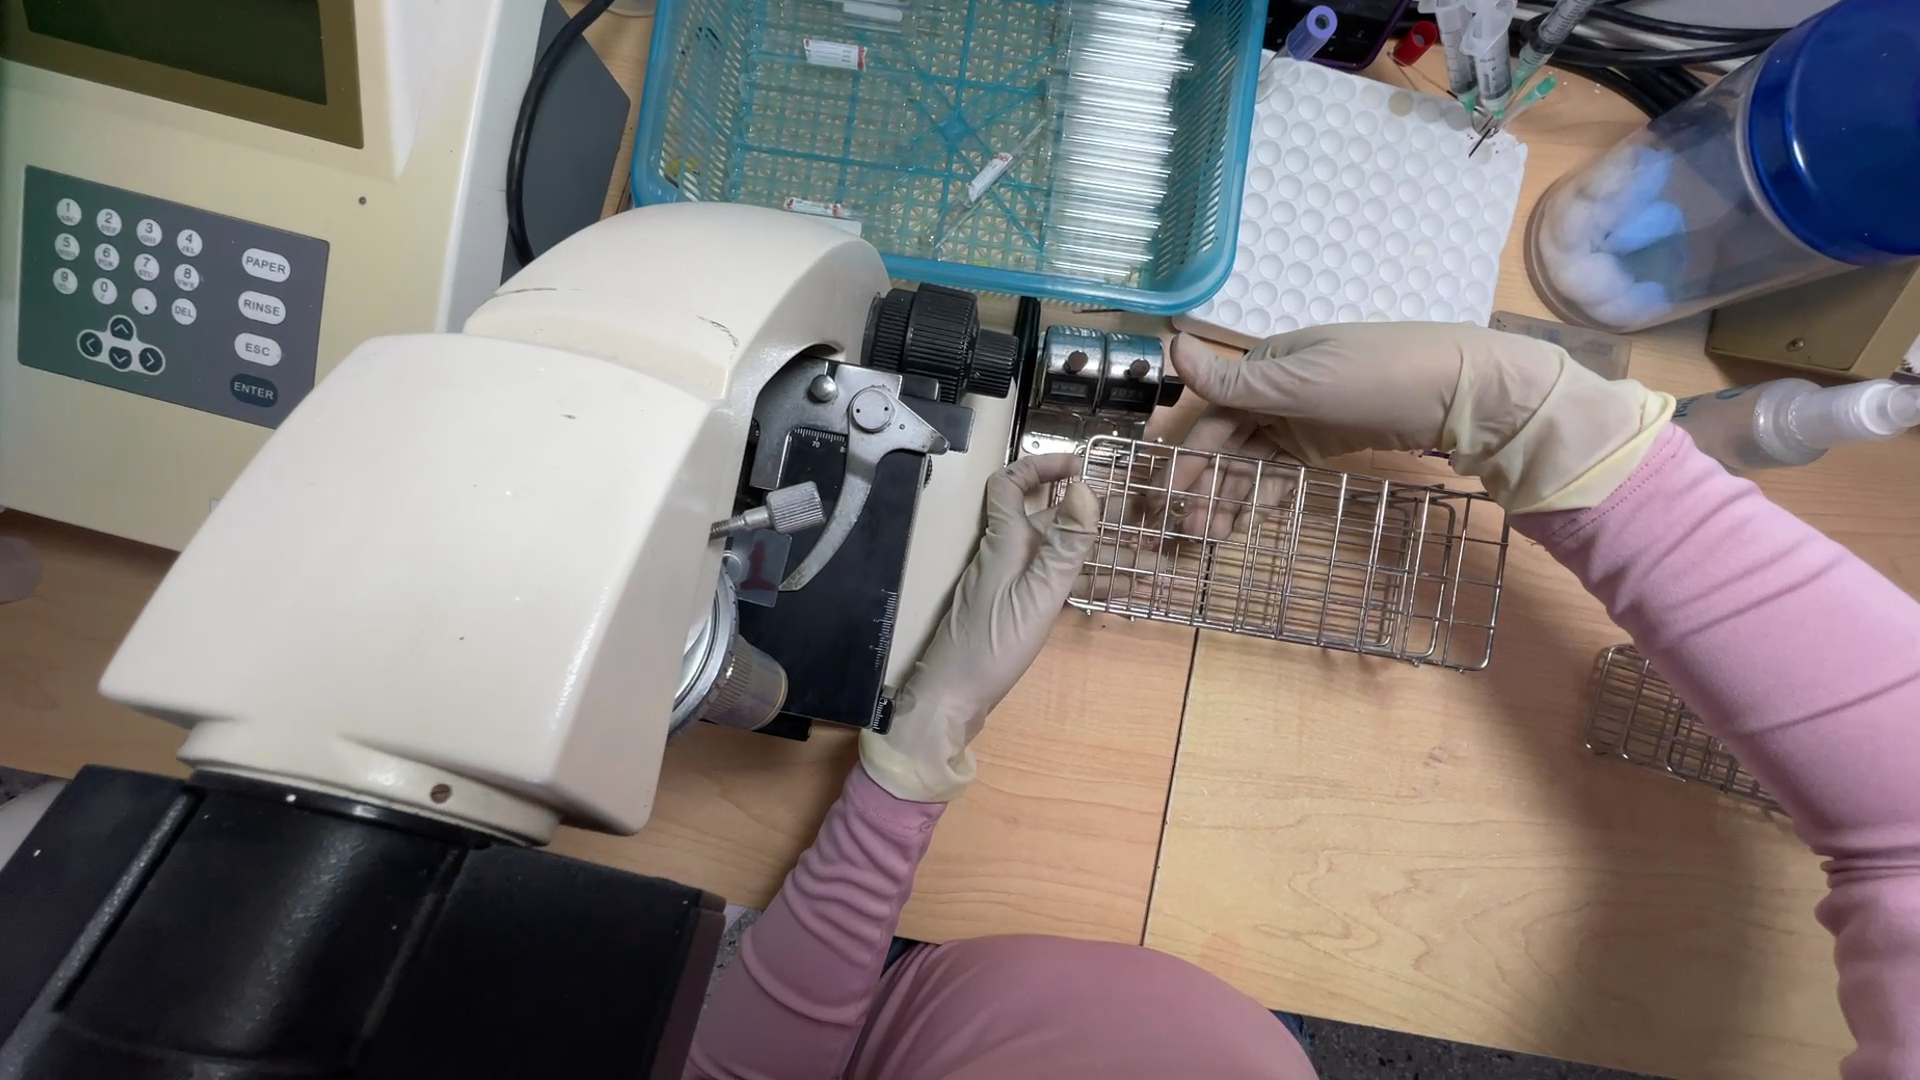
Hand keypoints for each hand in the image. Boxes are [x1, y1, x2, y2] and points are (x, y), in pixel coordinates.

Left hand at [860, 454, 1097, 802]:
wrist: (952, 697)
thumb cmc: (992, 644)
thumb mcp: (1038, 593)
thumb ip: (1065, 544)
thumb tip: (1086, 487)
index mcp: (1004, 541)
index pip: (1011, 483)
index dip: (1041, 465)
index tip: (1080, 464)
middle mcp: (1004, 553)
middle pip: (1044, 517)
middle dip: (1085, 511)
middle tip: (1129, 512)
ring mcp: (1008, 582)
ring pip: (1055, 553)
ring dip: (1093, 550)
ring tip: (1141, 555)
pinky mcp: (1012, 609)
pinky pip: (1053, 583)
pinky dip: (1083, 582)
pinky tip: (1117, 593)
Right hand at [1166, 323, 1673, 516]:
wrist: (1469, 389)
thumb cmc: (1376, 379)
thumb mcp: (1298, 382)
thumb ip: (1233, 379)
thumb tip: (1169, 344)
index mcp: (1266, 366)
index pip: (1214, 415)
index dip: (1191, 456)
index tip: (1172, 496)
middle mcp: (1278, 388)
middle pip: (1230, 441)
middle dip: (1208, 484)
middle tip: (1193, 529)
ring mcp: (1304, 414)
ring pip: (1254, 458)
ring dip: (1234, 492)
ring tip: (1219, 533)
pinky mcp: (1328, 437)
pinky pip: (1284, 465)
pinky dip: (1267, 488)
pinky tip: (1259, 514)